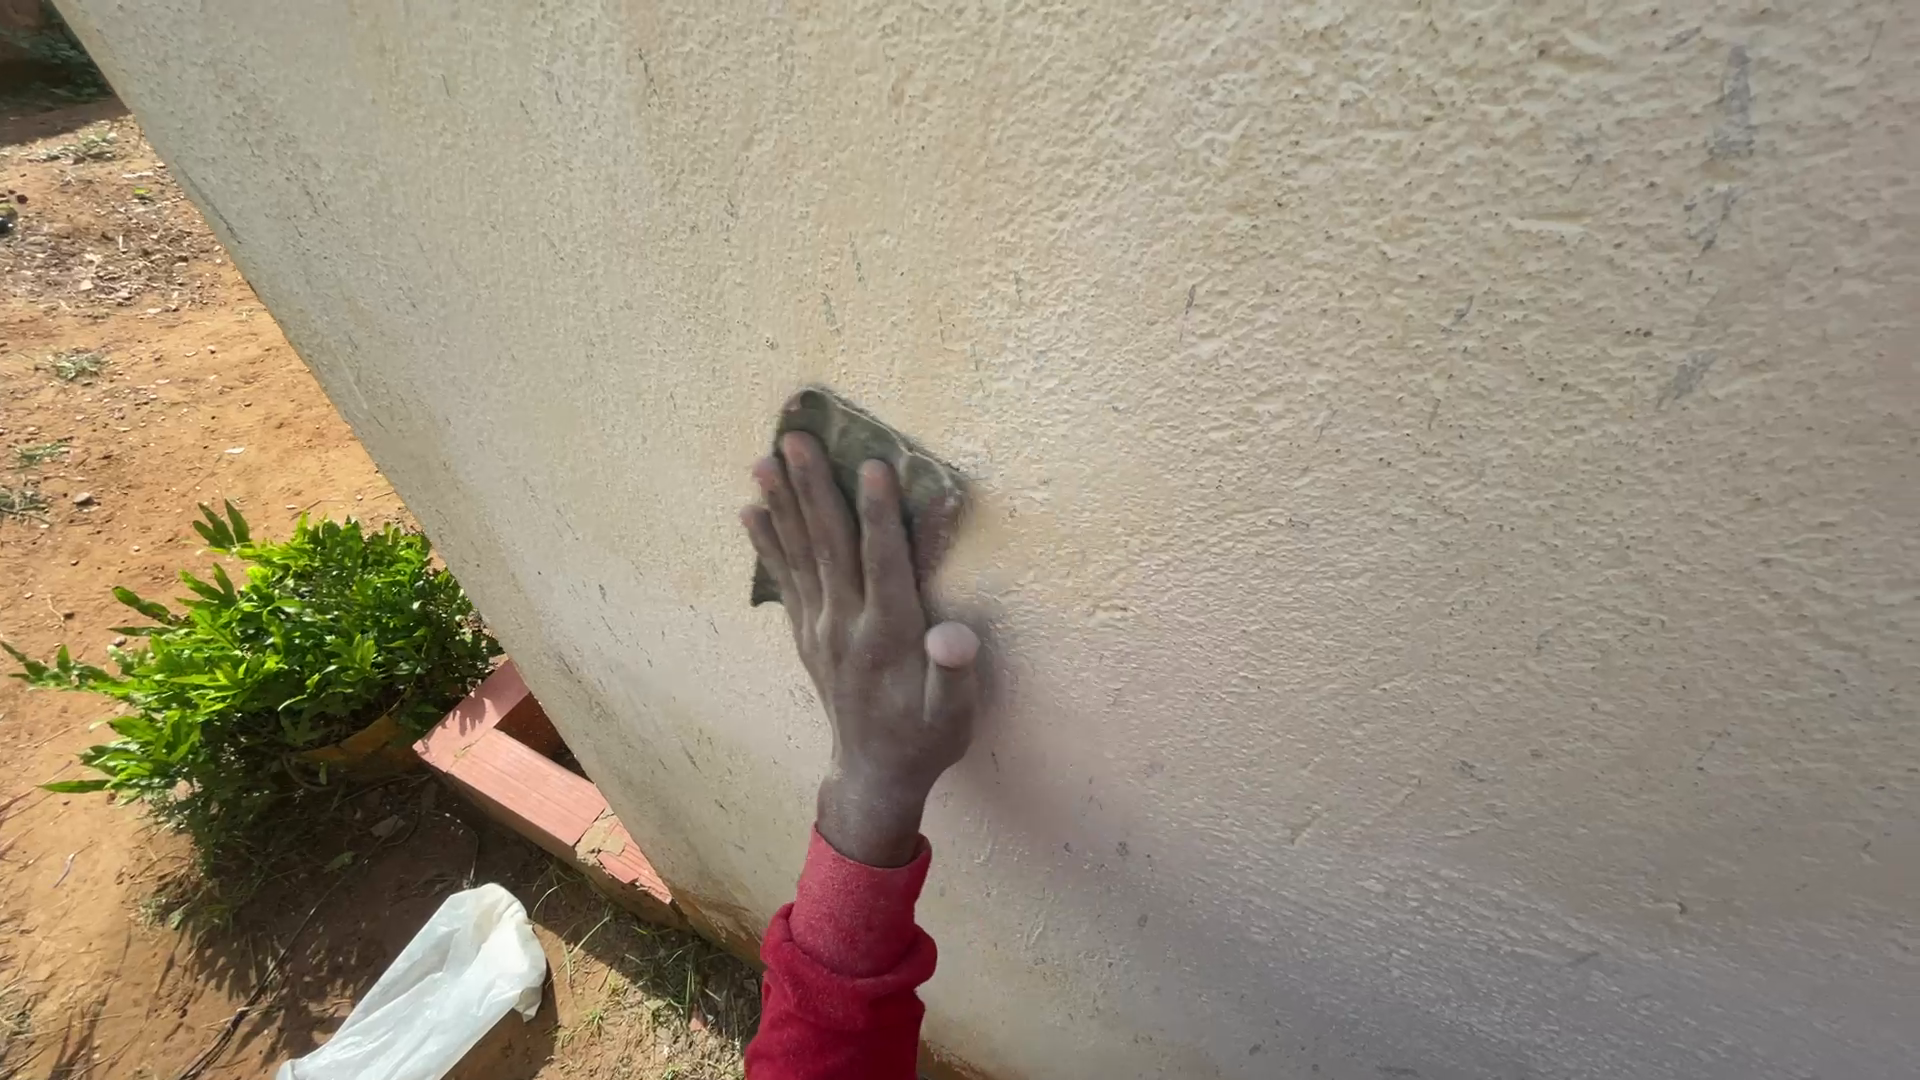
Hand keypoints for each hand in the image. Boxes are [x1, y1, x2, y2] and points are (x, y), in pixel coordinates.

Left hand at [741, 431, 980, 866]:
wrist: (873, 773)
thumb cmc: (925, 738)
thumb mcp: (955, 716)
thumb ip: (953, 673)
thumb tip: (951, 635)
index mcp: (888, 636)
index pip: (882, 563)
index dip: (879, 513)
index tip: (872, 463)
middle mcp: (846, 624)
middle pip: (829, 546)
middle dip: (814, 490)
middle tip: (795, 441)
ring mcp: (819, 628)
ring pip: (799, 556)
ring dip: (781, 506)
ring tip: (762, 463)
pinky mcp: (806, 634)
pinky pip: (783, 581)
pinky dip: (766, 545)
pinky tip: (752, 513)